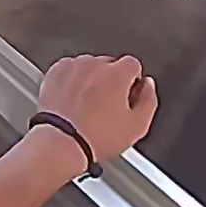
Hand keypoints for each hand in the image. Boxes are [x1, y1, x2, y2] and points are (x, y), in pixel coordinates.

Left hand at [35, 55, 157, 163]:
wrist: (61, 142)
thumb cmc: (96, 138)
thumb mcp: (137, 127)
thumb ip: (148, 100)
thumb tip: (148, 85)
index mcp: (116, 75)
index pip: (132, 64)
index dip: (133, 80)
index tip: (128, 93)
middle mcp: (95, 65)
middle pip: (110, 64)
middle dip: (111, 80)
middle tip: (107, 105)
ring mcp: (74, 66)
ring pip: (89, 66)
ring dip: (91, 79)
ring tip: (87, 106)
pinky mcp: (56, 71)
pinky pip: (70, 69)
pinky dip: (73, 80)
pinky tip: (73, 100)